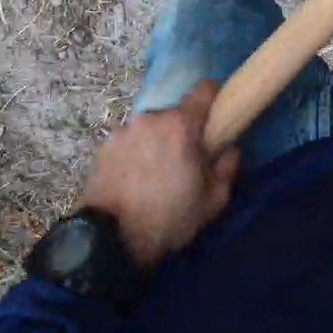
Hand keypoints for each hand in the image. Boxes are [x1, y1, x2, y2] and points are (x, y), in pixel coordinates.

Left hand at [80, 81, 241, 268]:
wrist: (109, 244)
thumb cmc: (167, 219)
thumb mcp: (213, 201)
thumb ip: (228, 167)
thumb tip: (229, 148)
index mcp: (182, 125)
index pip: (205, 88)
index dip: (214, 98)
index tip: (216, 117)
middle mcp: (151, 118)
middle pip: (175, 114)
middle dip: (182, 131)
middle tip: (182, 161)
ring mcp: (123, 131)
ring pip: (150, 128)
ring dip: (155, 142)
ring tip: (152, 174)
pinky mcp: (103, 147)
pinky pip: (127, 142)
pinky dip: (133, 153)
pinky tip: (131, 180)